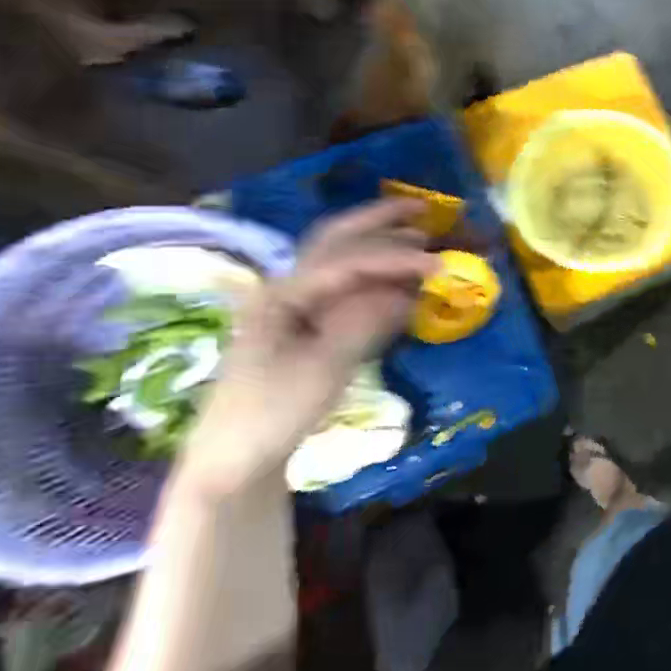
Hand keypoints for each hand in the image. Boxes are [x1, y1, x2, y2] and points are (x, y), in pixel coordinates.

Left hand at [183, 199, 438, 494]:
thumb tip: (406, 293)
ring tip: (417, 238)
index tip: (438, 264)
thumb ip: (363, 325)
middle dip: (379, 222)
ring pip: (338, 263)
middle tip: (423, 210)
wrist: (233, 460)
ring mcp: (292, 308)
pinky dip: (372, 279)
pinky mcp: (302, 330)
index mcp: (283, 294)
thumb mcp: (321, 372)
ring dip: (377, 246)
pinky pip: (342, 291)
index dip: (395, 258)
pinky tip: (395, 284)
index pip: (347, 262)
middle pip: (335, 242)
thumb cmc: (271, 415)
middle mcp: (285, 290)